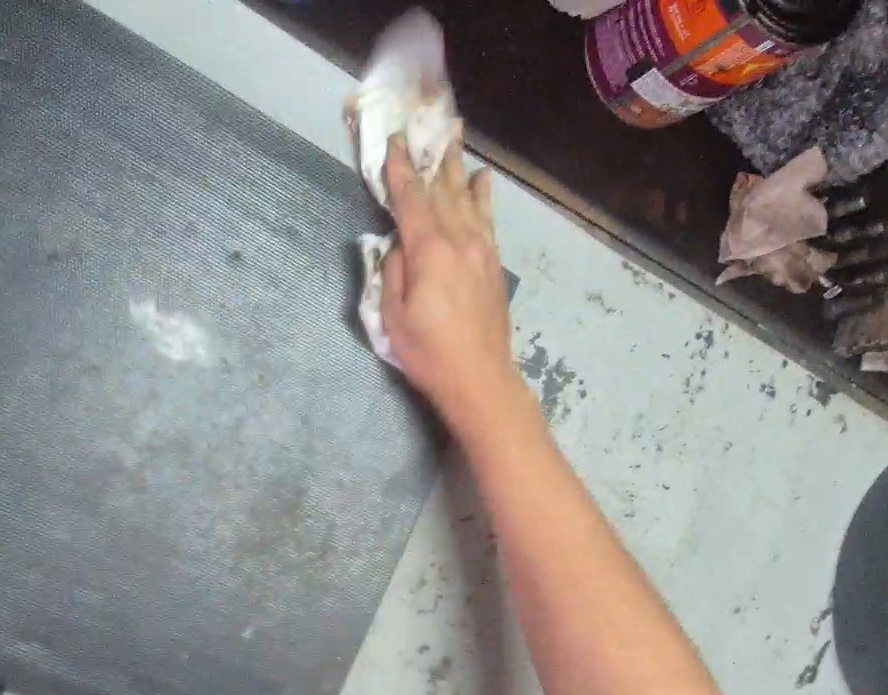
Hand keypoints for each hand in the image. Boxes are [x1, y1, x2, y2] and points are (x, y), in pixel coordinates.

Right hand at [380, 135, 519, 427]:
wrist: (479, 378)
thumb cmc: (428, 353)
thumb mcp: (393, 316)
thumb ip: (393, 272)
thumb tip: (399, 245)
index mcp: (429, 252)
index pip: (410, 200)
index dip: (399, 170)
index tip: (393, 142)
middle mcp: (460, 240)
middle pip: (442, 190)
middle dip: (430, 157)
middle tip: (427, 124)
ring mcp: (482, 250)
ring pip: (468, 198)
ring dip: (458, 167)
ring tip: (456, 136)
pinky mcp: (494, 264)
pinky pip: (488, 218)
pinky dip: (483, 195)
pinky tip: (481, 180)